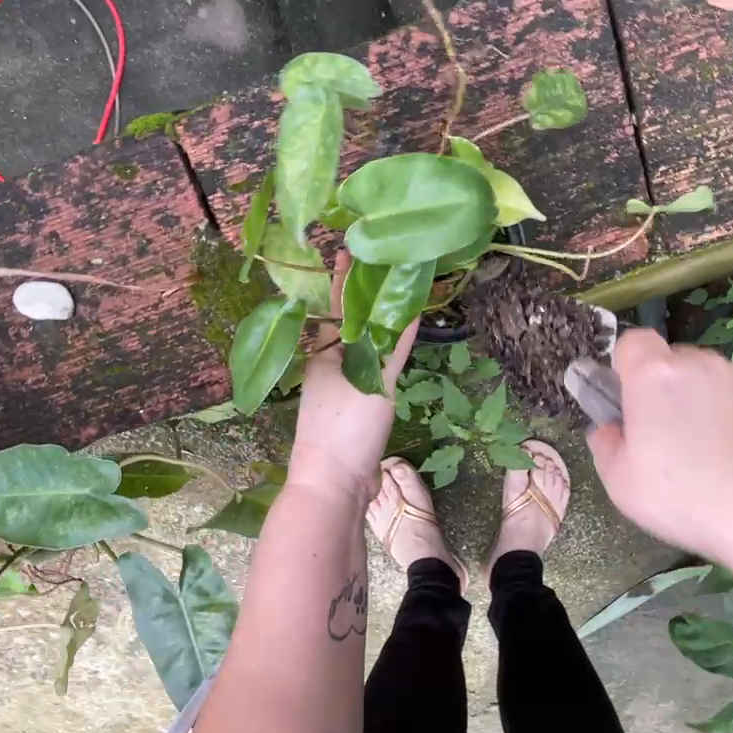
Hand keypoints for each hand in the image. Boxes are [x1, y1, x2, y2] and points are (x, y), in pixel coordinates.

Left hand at [288, 252, 417, 503]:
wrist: (333, 484)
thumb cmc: (345, 427)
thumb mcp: (372, 382)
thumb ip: (391, 346)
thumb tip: (409, 304)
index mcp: (323, 355)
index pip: (337, 306)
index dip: (345, 279)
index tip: (350, 248)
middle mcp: (327, 369)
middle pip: (348, 327)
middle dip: (361, 301)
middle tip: (380, 271)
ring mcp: (337, 394)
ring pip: (357, 353)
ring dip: (372, 331)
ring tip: (391, 306)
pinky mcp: (351, 416)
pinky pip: (367, 379)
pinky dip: (380, 364)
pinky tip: (391, 357)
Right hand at [586, 329, 732, 568]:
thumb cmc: (690, 499)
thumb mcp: (624, 487)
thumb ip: (607, 448)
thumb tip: (609, 430)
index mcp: (656, 377)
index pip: (634, 342)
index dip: (627, 369)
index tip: (630, 407)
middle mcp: (705, 365)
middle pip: (678, 365)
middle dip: (670, 395)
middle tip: (671, 448)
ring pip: (718, 386)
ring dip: (711, 411)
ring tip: (719, 466)